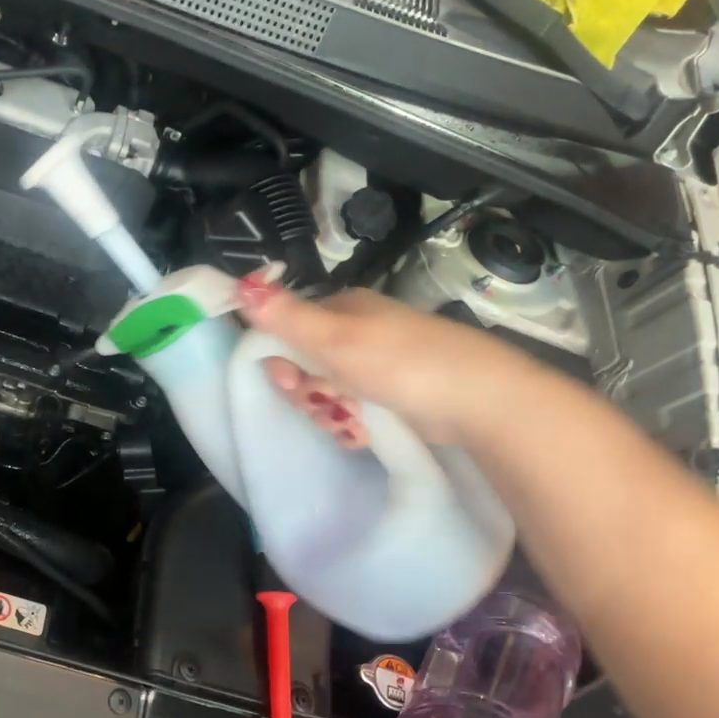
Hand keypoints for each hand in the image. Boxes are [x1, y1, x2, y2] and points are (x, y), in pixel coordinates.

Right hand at [236, 282, 541, 446]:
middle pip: (304, 365)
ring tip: (351, 421)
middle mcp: (357, 332)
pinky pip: (352, 411)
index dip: (279, 359)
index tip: (292, 381)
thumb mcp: (335, 338)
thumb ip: (285, 316)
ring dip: (329, 412)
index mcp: (342, 309)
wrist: (479, 401)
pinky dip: (352, 423)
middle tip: (326, 404)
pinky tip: (364, 431)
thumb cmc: (401, 362)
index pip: (286, 329)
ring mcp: (377, 365)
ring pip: (326, 392)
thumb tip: (240, 285)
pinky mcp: (393, 395)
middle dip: (307, 391)